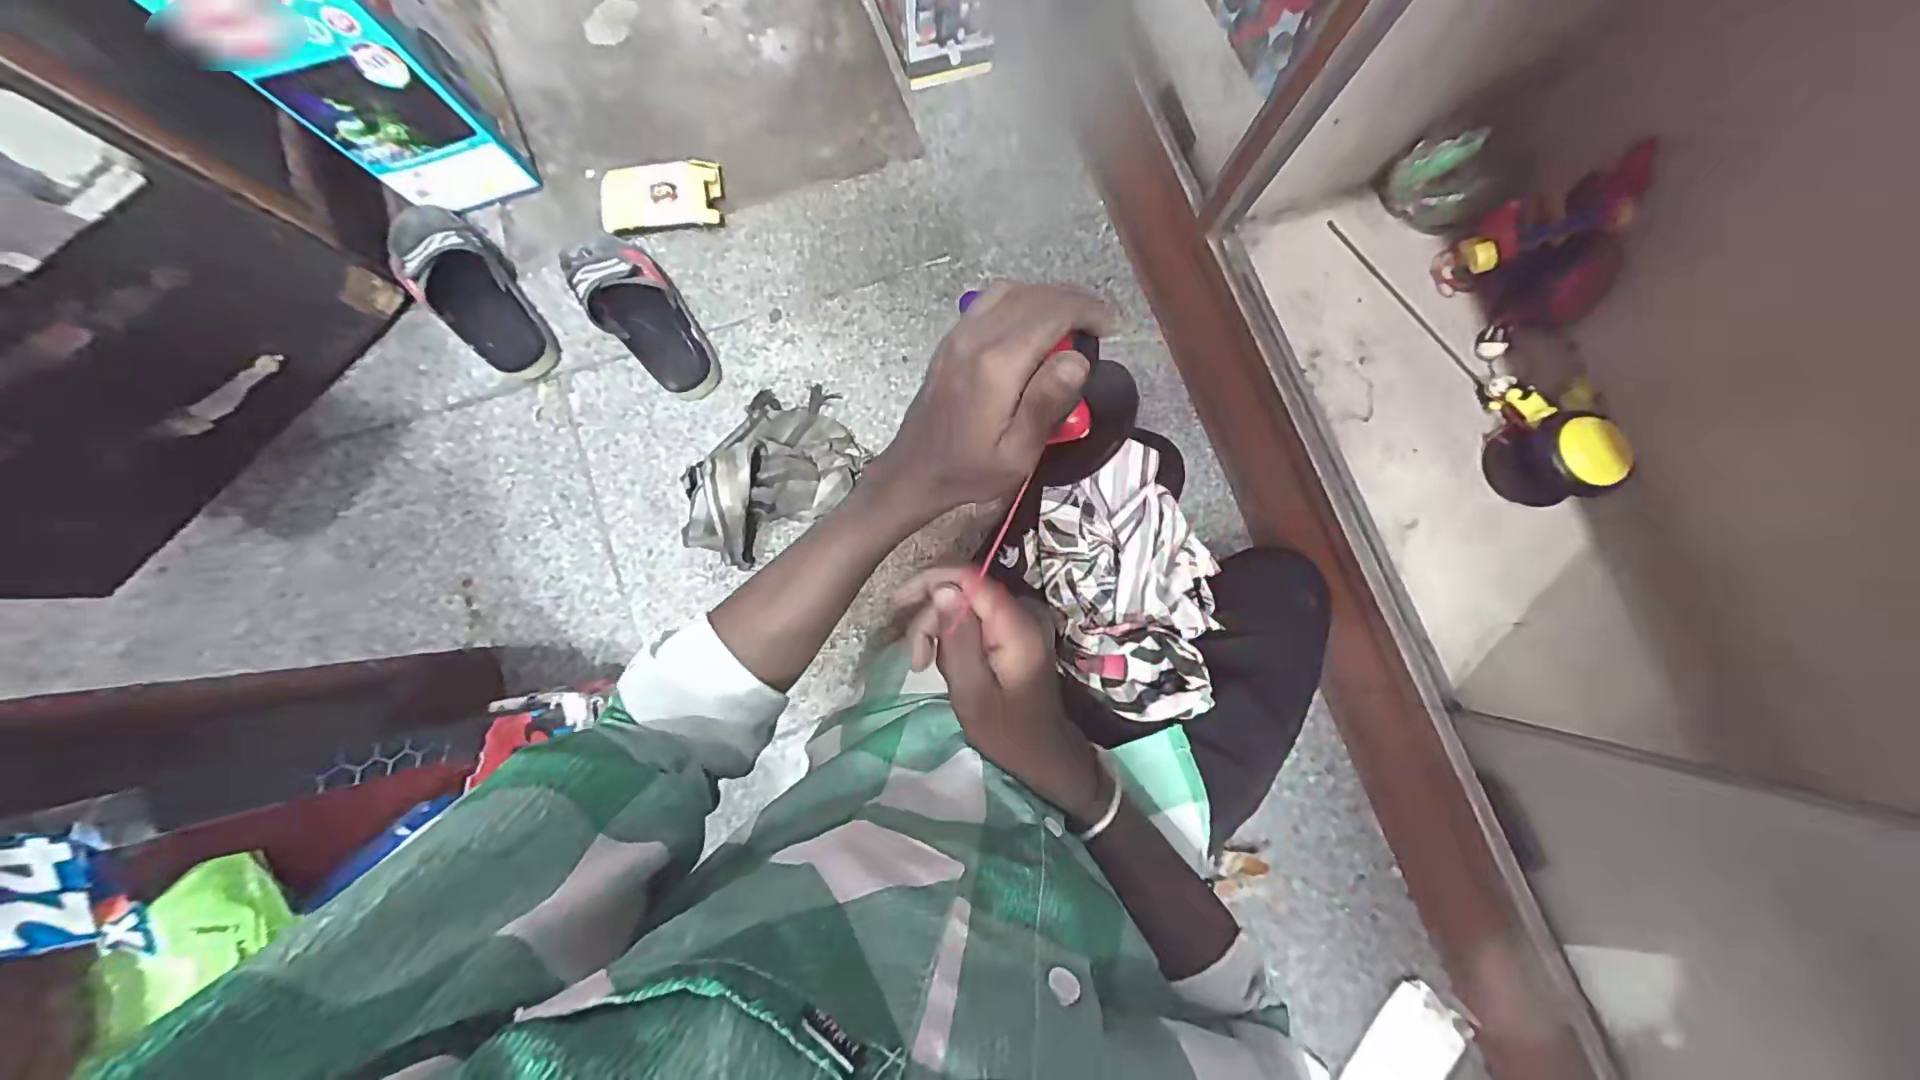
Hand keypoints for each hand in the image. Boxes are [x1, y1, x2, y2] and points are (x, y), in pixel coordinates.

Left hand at [866, 283, 1113, 520]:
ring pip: (1010, 292)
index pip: (1052, 314)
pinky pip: (989, 303)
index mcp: (996, 366)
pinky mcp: (950, 342)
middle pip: (1034, 296)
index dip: (1089, 312)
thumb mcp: (1017, 453)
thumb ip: (1046, 404)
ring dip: (1047, 297)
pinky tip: (1034, 324)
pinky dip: (1020, 301)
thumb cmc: (969, 471)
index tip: (1111, 328)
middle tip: (1099, 323)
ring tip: (1072, 320)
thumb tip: (1077, 359)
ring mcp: (958, 336)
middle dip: (1074, 301)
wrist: (914, 472)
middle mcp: (975, 339)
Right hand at [893, 568, 1110, 823]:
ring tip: (929, 665)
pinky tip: (948, 660)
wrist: (1044, 750)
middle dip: (931, 616)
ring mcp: (1024, 615)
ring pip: (966, 599)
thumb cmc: (1006, 731)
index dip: (930, 580)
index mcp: (1017, 625)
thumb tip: (941, 590)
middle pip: (964, 587)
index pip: (969, 577)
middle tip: (918, 660)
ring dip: (939, 626)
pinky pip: (977, 611)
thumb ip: (957, 639)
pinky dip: (955, 630)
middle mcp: (1025, 610)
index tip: (899, 604)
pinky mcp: (1018, 624)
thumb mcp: (971, 693)